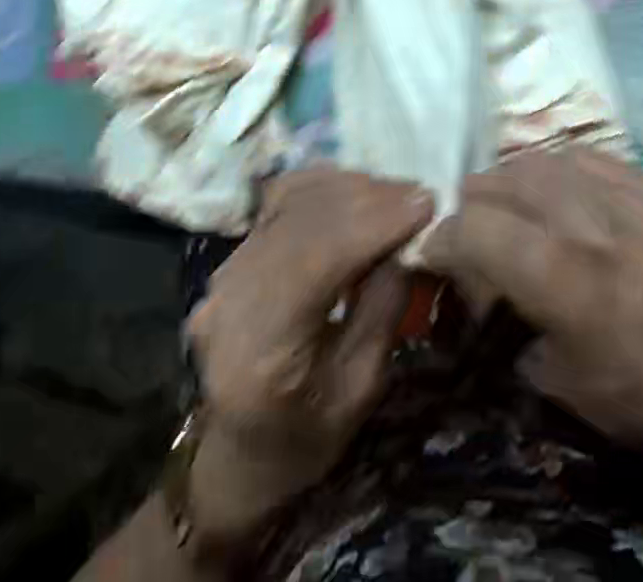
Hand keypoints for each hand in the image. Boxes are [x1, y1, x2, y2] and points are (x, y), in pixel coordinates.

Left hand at [183, 169, 428, 551]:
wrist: (243, 450)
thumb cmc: (308, 437)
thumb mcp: (361, 389)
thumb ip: (382, 311)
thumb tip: (409, 243)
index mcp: (260, 352)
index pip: (313, 263)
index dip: (369, 225)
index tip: (422, 204)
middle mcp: (228, 301)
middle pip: (298, 225)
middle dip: (365, 201)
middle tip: (418, 195)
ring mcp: (221, 276)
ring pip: (286, 207)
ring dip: (346, 191)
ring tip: (395, 195)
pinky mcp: (229, 259)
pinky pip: (277, 207)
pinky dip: (319, 191)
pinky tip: (355, 192)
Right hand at [420, 147, 642, 448]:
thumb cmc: (622, 390)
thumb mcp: (538, 370)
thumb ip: (489, 303)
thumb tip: (452, 256)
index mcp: (575, 289)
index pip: (479, 228)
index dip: (446, 236)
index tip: (437, 251)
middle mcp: (606, 235)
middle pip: (504, 183)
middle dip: (472, 204)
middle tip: (470, 229)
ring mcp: (640, 203)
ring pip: (539, 162)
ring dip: (509, 184)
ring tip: (509, 209)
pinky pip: (581, 158)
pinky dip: (555, 176)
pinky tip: (557, 202)